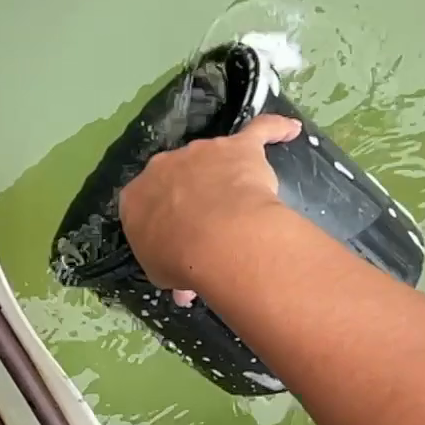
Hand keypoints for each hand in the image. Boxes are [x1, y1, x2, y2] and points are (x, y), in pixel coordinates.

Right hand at [119, 114, 303, 304]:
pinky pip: (259, 130)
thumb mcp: (162, 274)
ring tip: (239, 191)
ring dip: (222, 171)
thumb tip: (184, 294)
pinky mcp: (238, 145)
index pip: (142, 201)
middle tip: (201, 216)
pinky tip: (290, 131)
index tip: (168, 230)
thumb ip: (171, 274)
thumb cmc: (178, 260)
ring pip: (212, 156)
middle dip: (185, 191)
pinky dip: (276, 130)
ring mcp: (200, 152)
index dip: (157, 215)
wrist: (216, 239)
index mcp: (134, 198)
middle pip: (174, 174)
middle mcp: (161, 168)